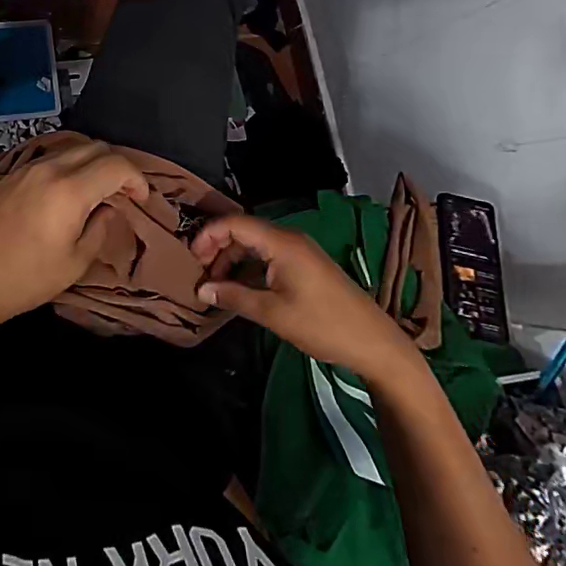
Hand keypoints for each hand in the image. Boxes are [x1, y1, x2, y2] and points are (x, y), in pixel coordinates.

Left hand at [0, 139, 147, 353]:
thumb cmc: (24, 280)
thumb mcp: (74, 263)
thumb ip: (100, 227)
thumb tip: (110, 207)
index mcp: (69, 190)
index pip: (116, 165)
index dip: (137, 179)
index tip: (142, 200)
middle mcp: (49, 168)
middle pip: (96, 147)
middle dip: (118, 166)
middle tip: (126, 193)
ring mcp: (27, 168)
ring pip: (73, 148)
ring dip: (94, 162)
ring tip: (101, 191)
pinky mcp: (12, 175)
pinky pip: (52, 157)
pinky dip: (72, 166)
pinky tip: (72, 191)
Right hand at [191, 216, 417, 380]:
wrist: (374, 342)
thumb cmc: (322, 324)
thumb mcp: (272, 313)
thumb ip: (234, 297)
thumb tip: (202, 290)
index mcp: (282, 242)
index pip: (235, 223)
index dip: (208, 235)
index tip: (191, 257)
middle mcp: (290, 238)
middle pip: (243, 231)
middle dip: (218, 248)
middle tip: (200, 273)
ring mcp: (299, 251)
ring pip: (255, 244)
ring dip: (232, 259)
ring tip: (216, 285)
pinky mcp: (305, 264)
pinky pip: (268, 255)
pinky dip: (249, 267)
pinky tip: (240, 288)